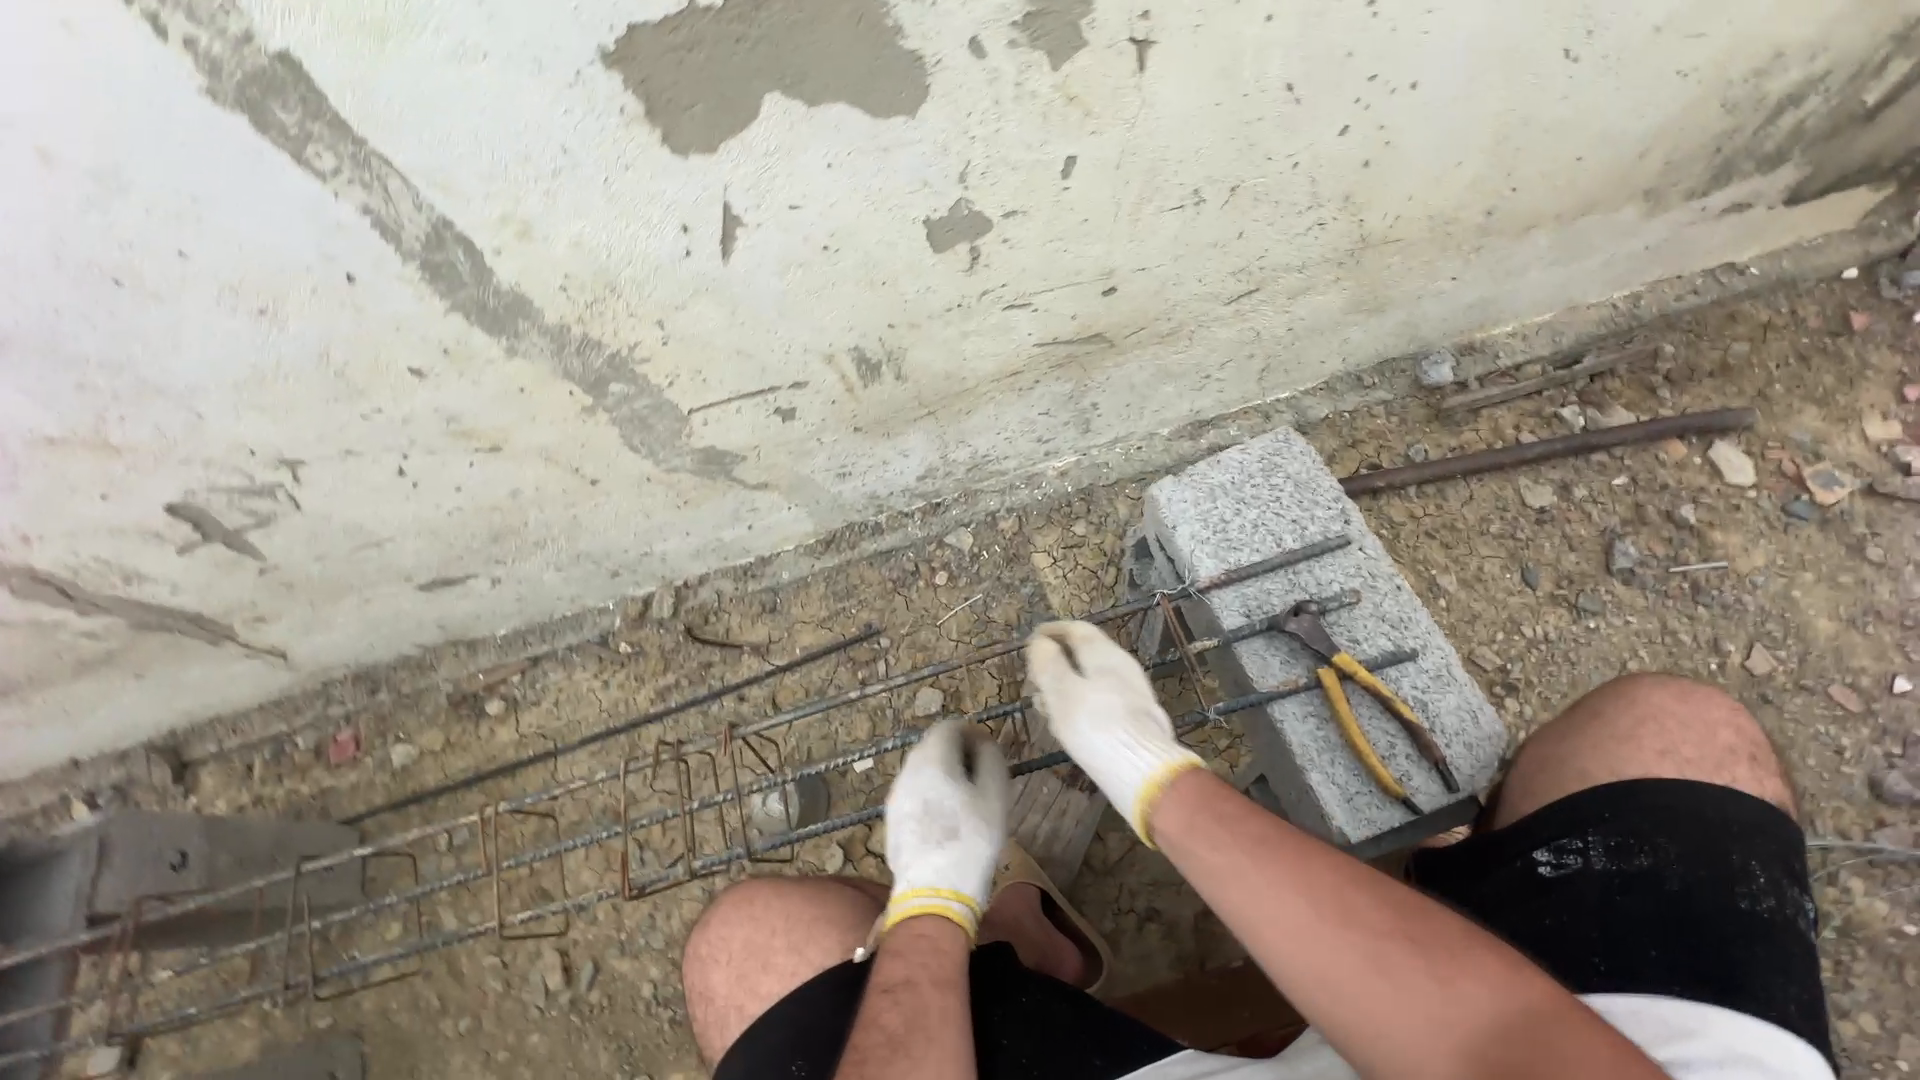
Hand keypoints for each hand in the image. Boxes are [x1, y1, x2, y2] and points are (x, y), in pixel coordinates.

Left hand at [880, 718, 1009, 940]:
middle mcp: (908, 772)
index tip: (987, 753)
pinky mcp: (891, 820)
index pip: (948, 727)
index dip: (971, 733)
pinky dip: (929, 796)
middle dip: (956, 753)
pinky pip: (913, 795)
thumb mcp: (995, 796)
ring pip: (920, 772)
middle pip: (931, 747)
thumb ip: (991, 760)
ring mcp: (895, 797)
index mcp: (933, 760)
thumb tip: (983, 744)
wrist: (934, 894)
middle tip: (979, 776)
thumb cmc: (972, 841)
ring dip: (942, 776)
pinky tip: (945, 821)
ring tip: (964, 801)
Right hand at [1026, 621, 1202, 845]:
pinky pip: (1102, 701)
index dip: (1053, 632)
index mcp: (1104, 654)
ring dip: (1066, 685)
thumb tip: (1040, 643)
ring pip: (1093, 679)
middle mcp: (1122, 667)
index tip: (1032, 639)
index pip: (1077, 630)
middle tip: (1034, 675)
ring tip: (1043, 703)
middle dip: (1058, 661)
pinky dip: (1080, 703)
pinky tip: (1069, 723)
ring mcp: (1132, 693)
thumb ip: (1049, 665)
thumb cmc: (1096, 726)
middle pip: (1086, 654)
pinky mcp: (1136, 719)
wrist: (1145, 773)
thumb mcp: (1062, 692)